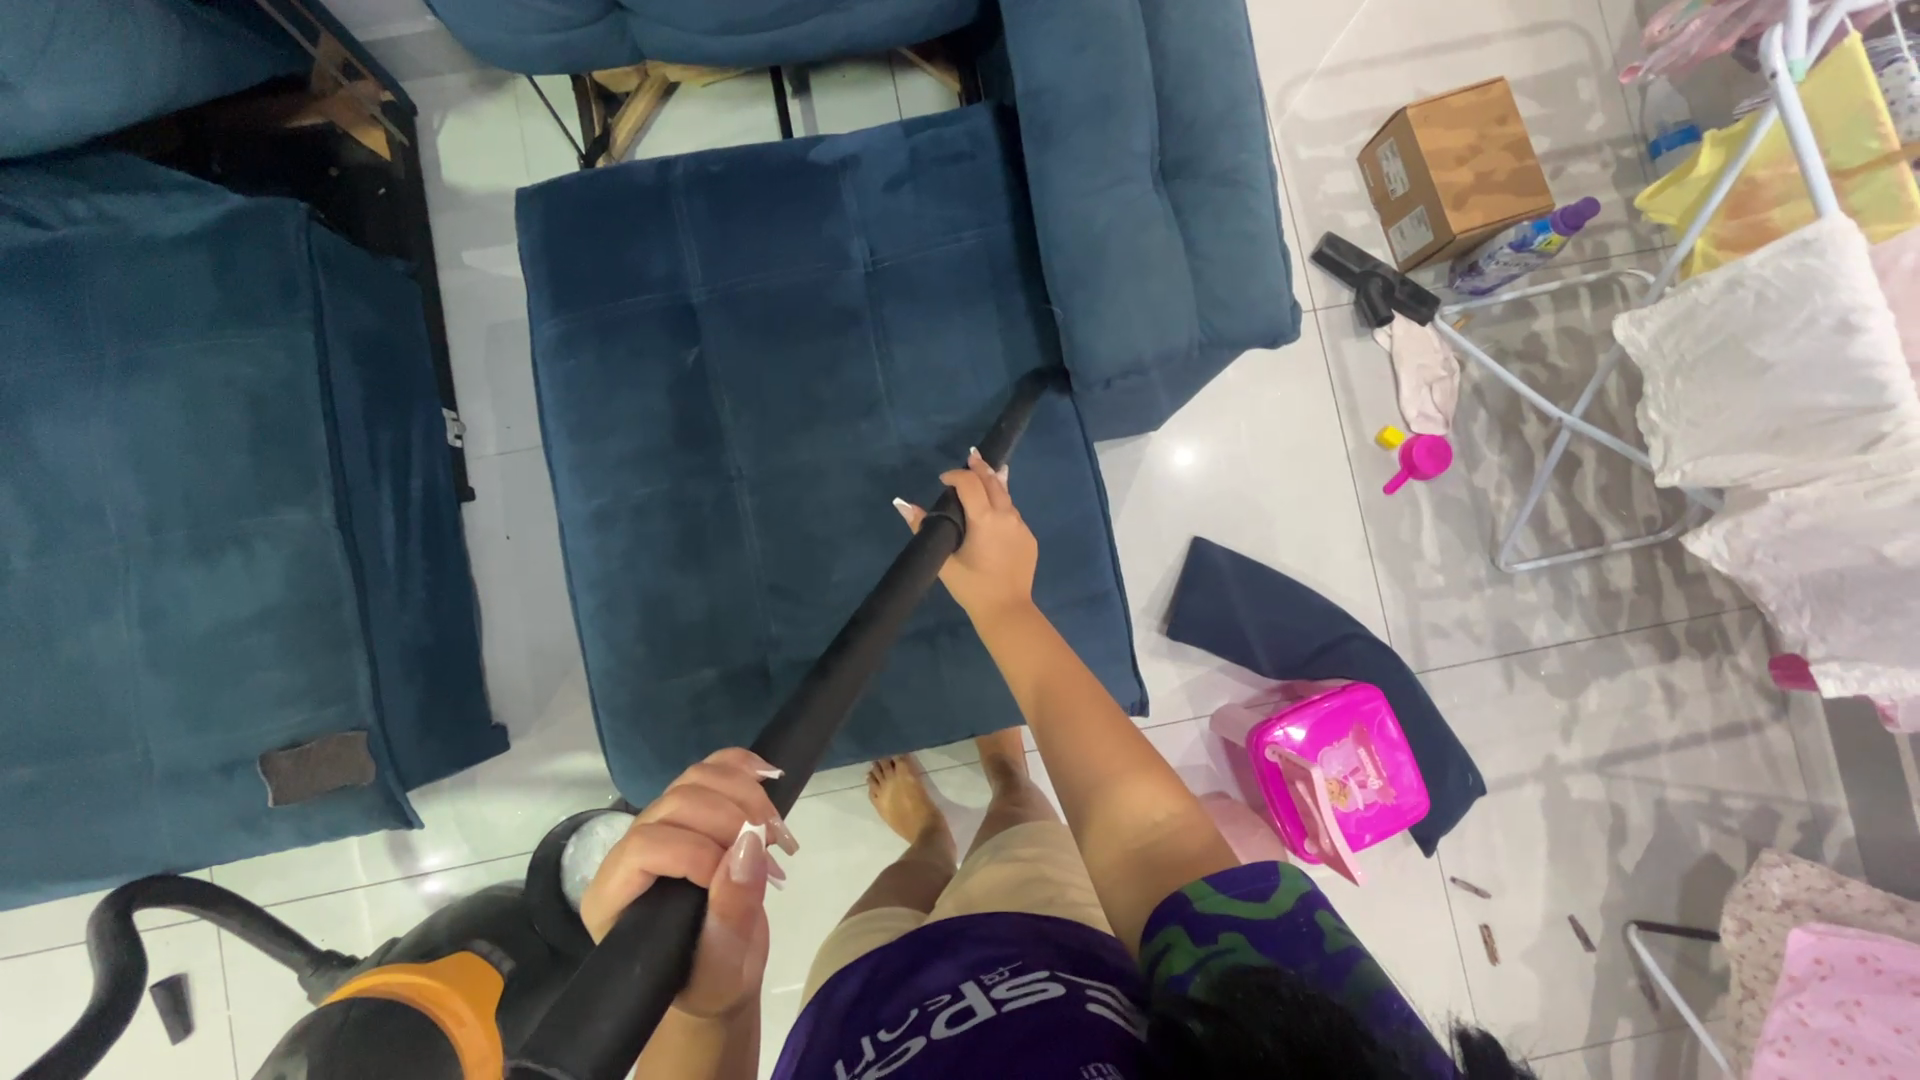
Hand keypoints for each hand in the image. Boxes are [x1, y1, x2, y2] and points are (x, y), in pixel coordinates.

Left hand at [578, 748, 798, 1019]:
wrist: (721, 970)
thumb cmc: (710, 978)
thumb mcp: (721, 964)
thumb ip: (730, 911)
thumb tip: (748, 845)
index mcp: (615, 895)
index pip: (645, 846)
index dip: (695, 852)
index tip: (735, 878)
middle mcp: (631, 850)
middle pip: (677, 803)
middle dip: (733, 820)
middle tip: (771, 854)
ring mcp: (664, 823)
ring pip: (698, 777)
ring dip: (747, 796)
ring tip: (776, 833)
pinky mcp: (697, 810)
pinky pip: (715, 767)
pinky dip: (745, 766)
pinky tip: (771, 779)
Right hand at [895, 448, 1037, 624]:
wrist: (1008, 610)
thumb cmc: (972, 587)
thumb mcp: (944, 560)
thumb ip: (923, 527)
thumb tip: (901, 504)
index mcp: (985, 519)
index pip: (970, 483)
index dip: (956, 476)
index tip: (944, 479)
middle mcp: (1007, 516)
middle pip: (993, 482)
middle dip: (980, 468)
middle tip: (971, 456)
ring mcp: (1021, 527)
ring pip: (1007, 498)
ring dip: (994, 485)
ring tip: (986, 475)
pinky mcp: (1029, 539)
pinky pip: (1014, 516)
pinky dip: (1003, 507)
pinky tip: (996, 513)